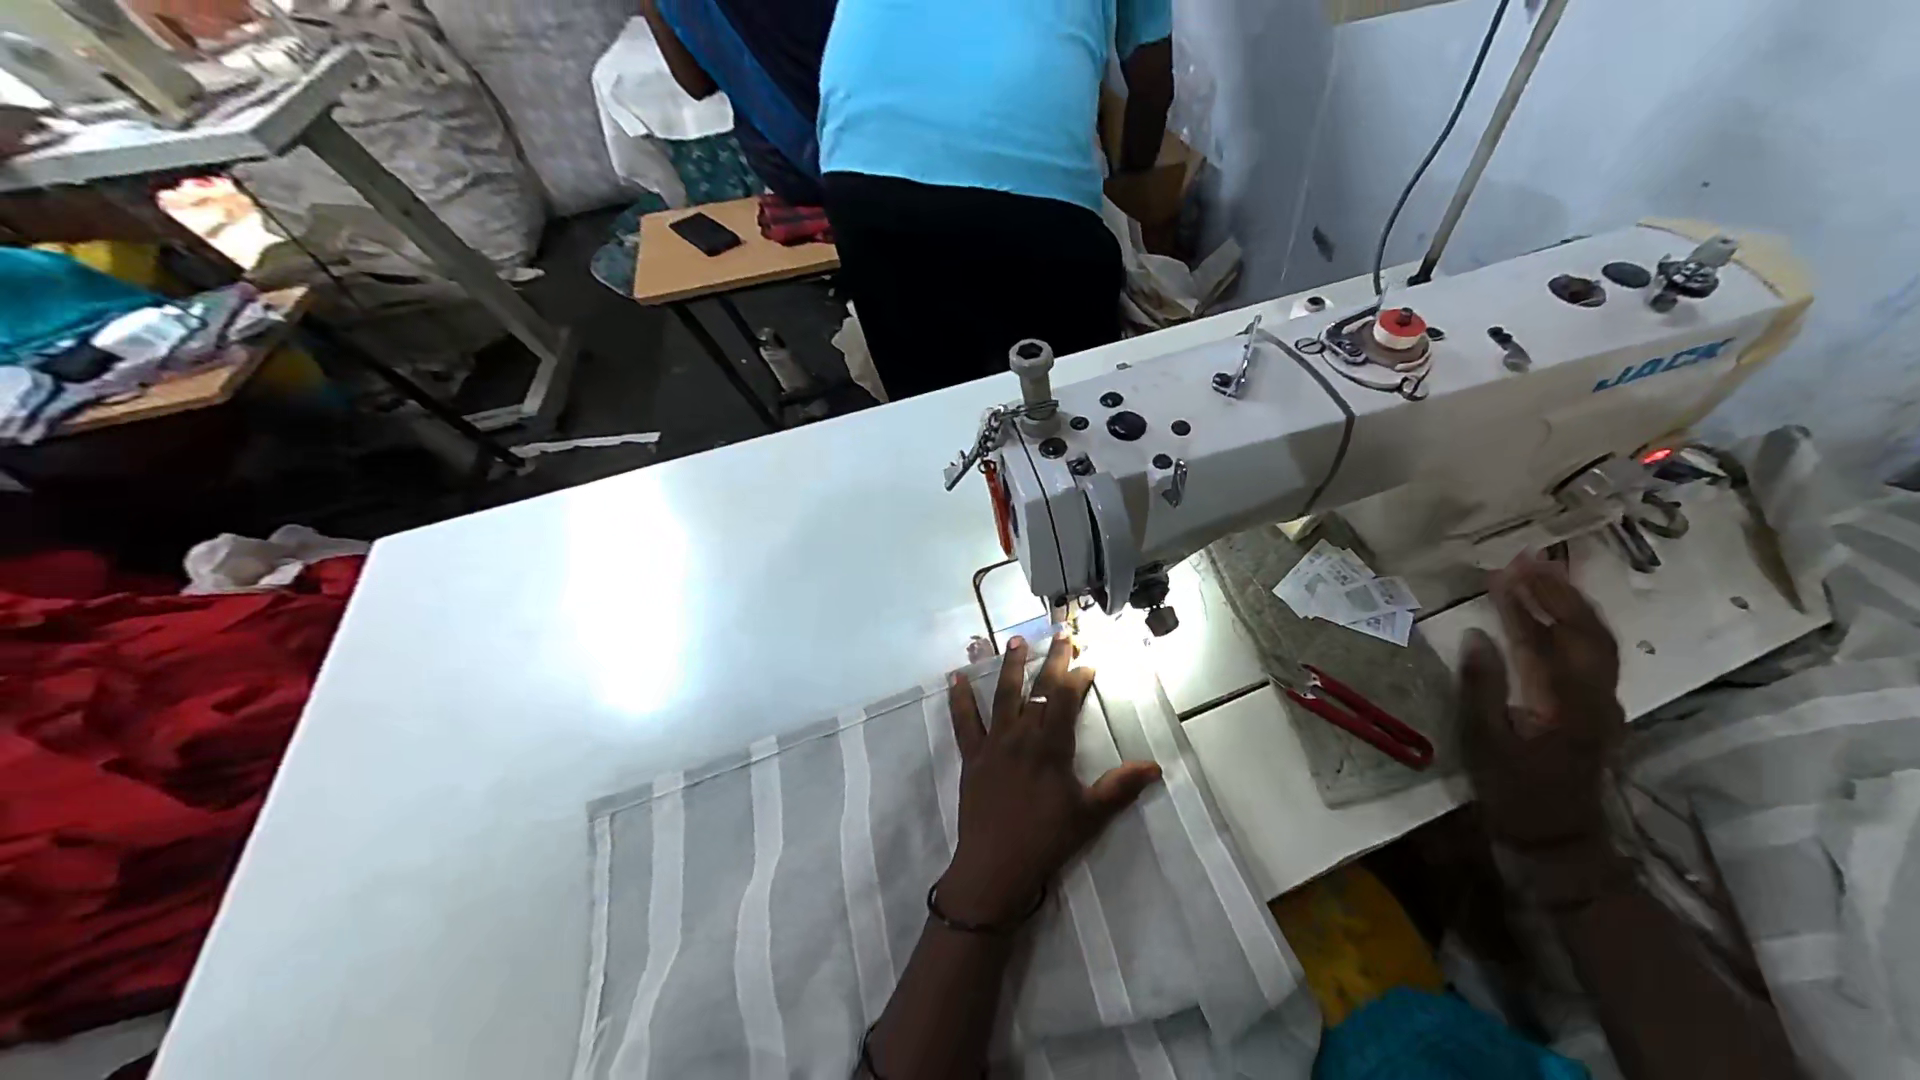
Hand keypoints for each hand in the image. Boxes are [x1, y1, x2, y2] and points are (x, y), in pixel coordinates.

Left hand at [939, 634, 1161, 924]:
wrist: (996, 866)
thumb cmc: (1047, 840)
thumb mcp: (1090, 815)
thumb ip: (1120, 787)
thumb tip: (1155, 766)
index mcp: (1051, 746)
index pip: (1065, 699)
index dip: (1077, 677)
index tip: (1088, 662)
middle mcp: (1021, 735)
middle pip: (1038, 689)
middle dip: (1052, 660)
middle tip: (1060, 633)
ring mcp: (993, 743)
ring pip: (1002, 696)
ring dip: (1011, 666)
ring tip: (1016, 640)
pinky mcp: (971, 756)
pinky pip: (963, 722)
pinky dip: (959, 699)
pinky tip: (955, 677)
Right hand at [1459, 553, 1623, 850]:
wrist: (1556, 837)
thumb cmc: (1512, 790)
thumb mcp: (1484, 741)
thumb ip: (1481, 686)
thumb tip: (1475, 635)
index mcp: (1569, 704)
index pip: (1552, 640)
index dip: (1526, 604)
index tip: (1501, 573)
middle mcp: (1598, 698)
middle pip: (1590, 632)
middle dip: (1558, 592)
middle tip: (1525, 561)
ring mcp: (1603, 704)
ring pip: (1598, 641)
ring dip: (1570, 605)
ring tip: (1539, 575)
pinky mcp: (1596, 709)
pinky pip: (1593, 655)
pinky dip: (1573, 626)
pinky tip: (1553, 615)